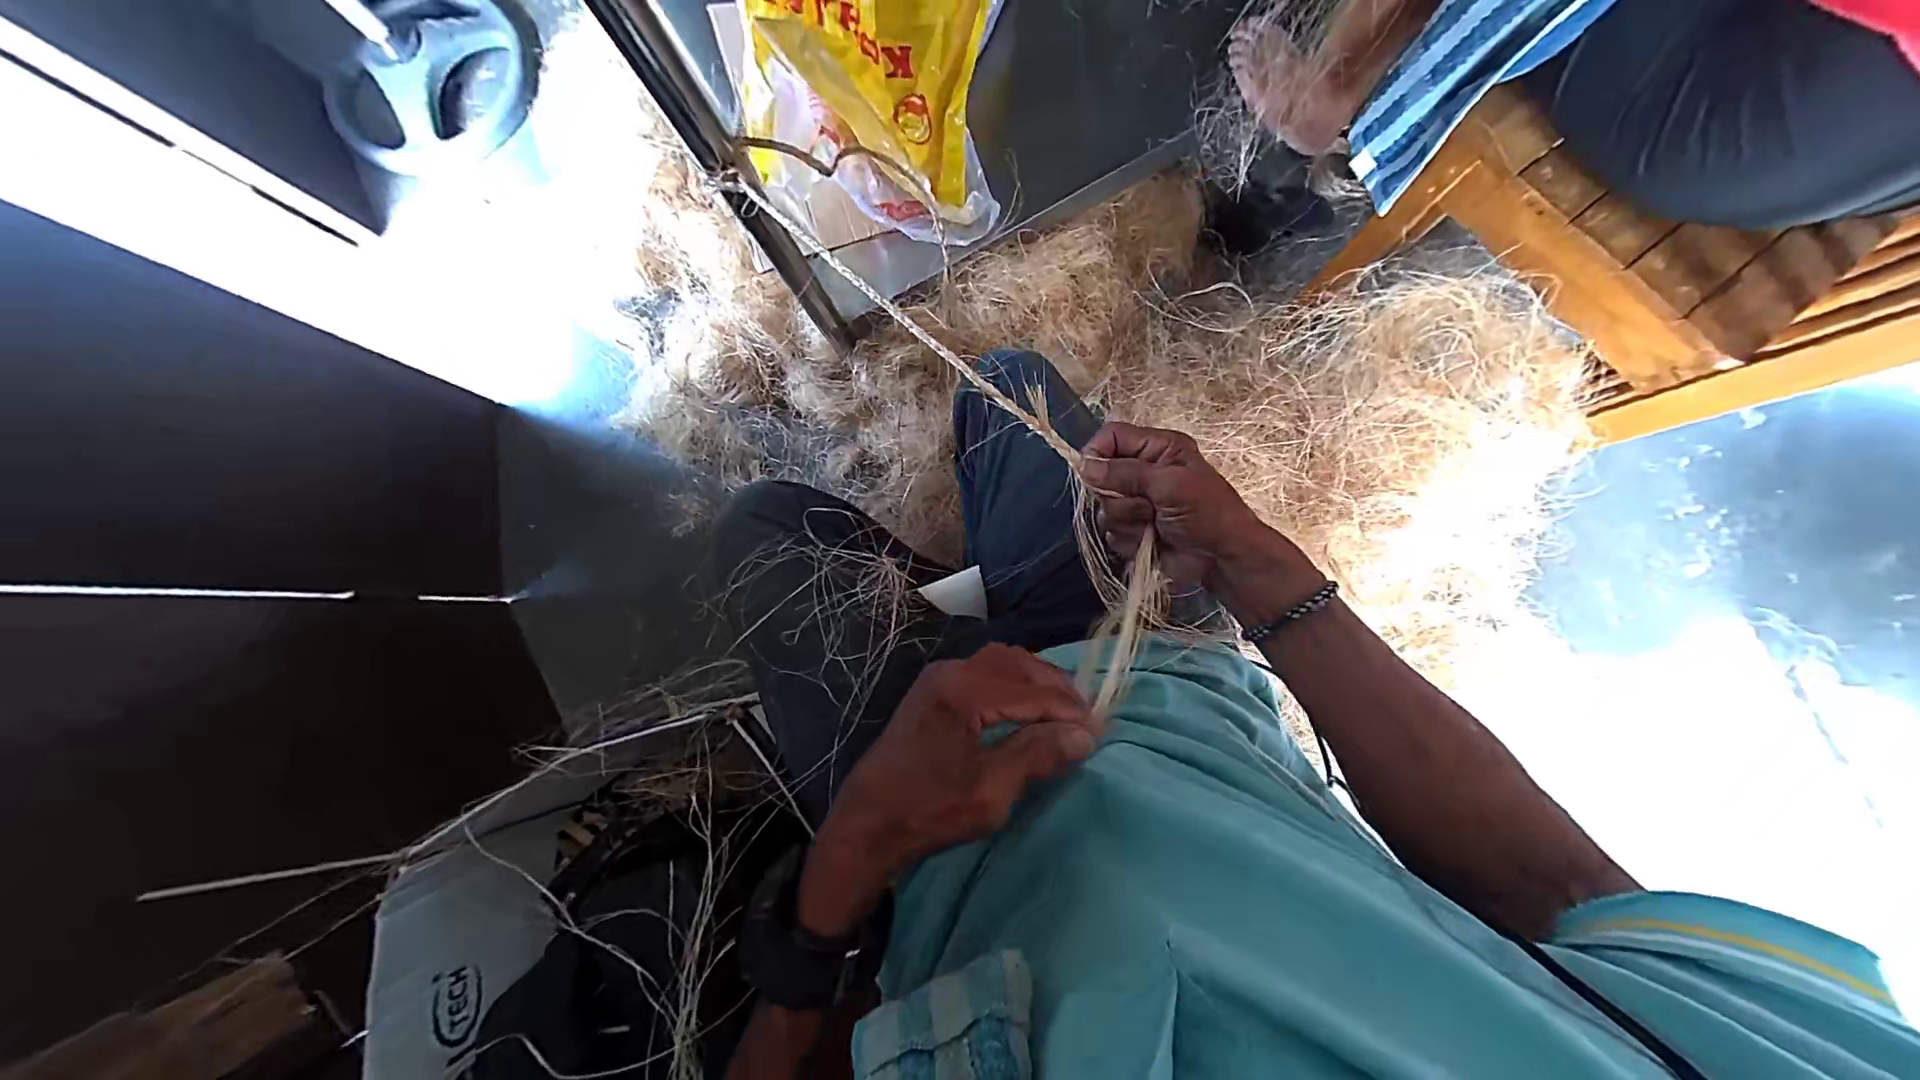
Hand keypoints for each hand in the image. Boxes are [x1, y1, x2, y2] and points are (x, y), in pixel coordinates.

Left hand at [797, 645, 1099, 936]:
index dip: (1069, 710)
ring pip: (1002, 661)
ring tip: (1064, 709)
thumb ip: (1036, 756)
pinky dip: (1014, 680)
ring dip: (1036, 680)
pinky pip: (985, 669)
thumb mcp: (989, 793)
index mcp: (962, 692)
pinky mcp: (934, 687)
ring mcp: (939, 676)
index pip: (1032, 691)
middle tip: (1086, 719)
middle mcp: (951, 671)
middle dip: (1057, 689)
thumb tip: (1085, 735)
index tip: (1100, 731)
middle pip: (1018, 665)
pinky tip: (1028, 702)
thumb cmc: (926, 812)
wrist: (865, 821)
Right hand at [1080, 422, 1322, 623]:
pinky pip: (1109, 532)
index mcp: (1157, 449)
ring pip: (1104, 507)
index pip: (1111, 437)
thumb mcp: (1170, 484)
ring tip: (1154, 525)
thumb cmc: (1207, 513)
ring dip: (1127, 520)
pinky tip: (1149, 540)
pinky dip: (1128, 539)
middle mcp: (1143, 472)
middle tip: (1148, 505)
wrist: (1221, 559)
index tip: (1090, 473)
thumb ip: (1126, 472)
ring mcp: (1136, 503)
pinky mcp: (1131, 530)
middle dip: (1120, 496)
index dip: (1096, 452)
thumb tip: (1086, 466)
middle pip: (1101, 475)